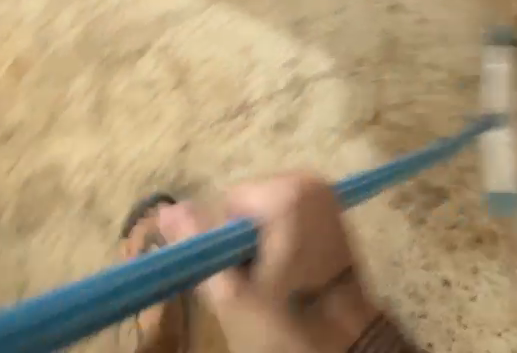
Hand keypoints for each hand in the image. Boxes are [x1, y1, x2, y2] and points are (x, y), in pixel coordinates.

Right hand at [156, 173, 380, 352]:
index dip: (222, 243)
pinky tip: (289, 271)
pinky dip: (281, 238)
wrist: (351, 345)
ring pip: (265, 210)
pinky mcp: (331, 207)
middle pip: (247, 204)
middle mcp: (308, 180)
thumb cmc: (289, 323)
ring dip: (261, 242)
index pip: (227, 204)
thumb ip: (198, 245)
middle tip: (255, 283)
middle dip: (243, 241)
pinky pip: (288, 213)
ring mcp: (324, 192)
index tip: (236, 277)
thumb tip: (165, 210)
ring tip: (275, 281)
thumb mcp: (233, 294)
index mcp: (287, 192)